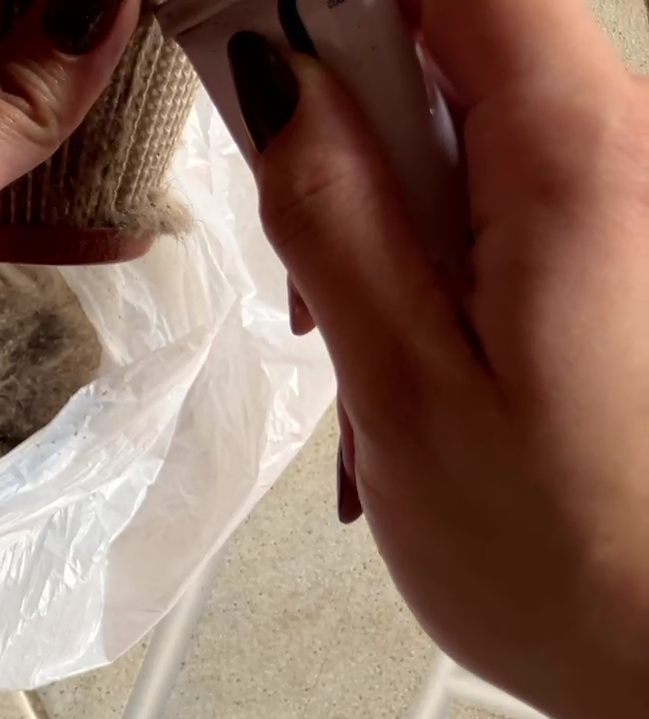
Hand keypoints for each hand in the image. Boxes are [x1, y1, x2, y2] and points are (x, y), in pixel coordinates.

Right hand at [229, 2, 648, 718]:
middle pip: (459, 34)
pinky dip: (404, 211)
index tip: (240, 31)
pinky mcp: (604, 246)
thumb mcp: (395, 378)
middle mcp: (637, 152)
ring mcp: (623, 199)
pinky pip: (489, 174)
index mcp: (587, 169)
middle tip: (265, 187)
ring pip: (464, 109)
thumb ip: (333, 220)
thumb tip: (274, 81)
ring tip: (328, 292)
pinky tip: (378, 301)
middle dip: (331, 83)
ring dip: (362, 165)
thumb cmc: (538, 537)